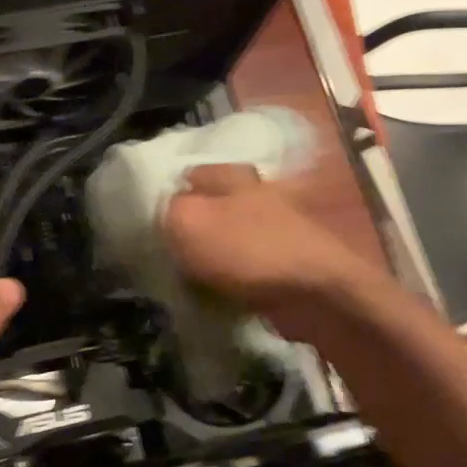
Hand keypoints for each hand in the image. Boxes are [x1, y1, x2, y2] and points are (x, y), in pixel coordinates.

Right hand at [162, 164, 389, 339]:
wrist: (316, 293)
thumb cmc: (248, 249)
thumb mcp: (188, 222)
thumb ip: (165, 210)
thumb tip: (160, 212)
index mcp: (233, 175)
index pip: (189, 174)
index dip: (167, 195)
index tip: (151, 223)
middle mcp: (257, 192)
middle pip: (210, 205)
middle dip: (190, 226)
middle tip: (167, 252)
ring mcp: (276, 226)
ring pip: (227, 236)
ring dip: (210, 254)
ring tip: (188, 276)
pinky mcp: (288, 258)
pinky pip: (245, 264)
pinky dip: (230, 275)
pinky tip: (217, 290)